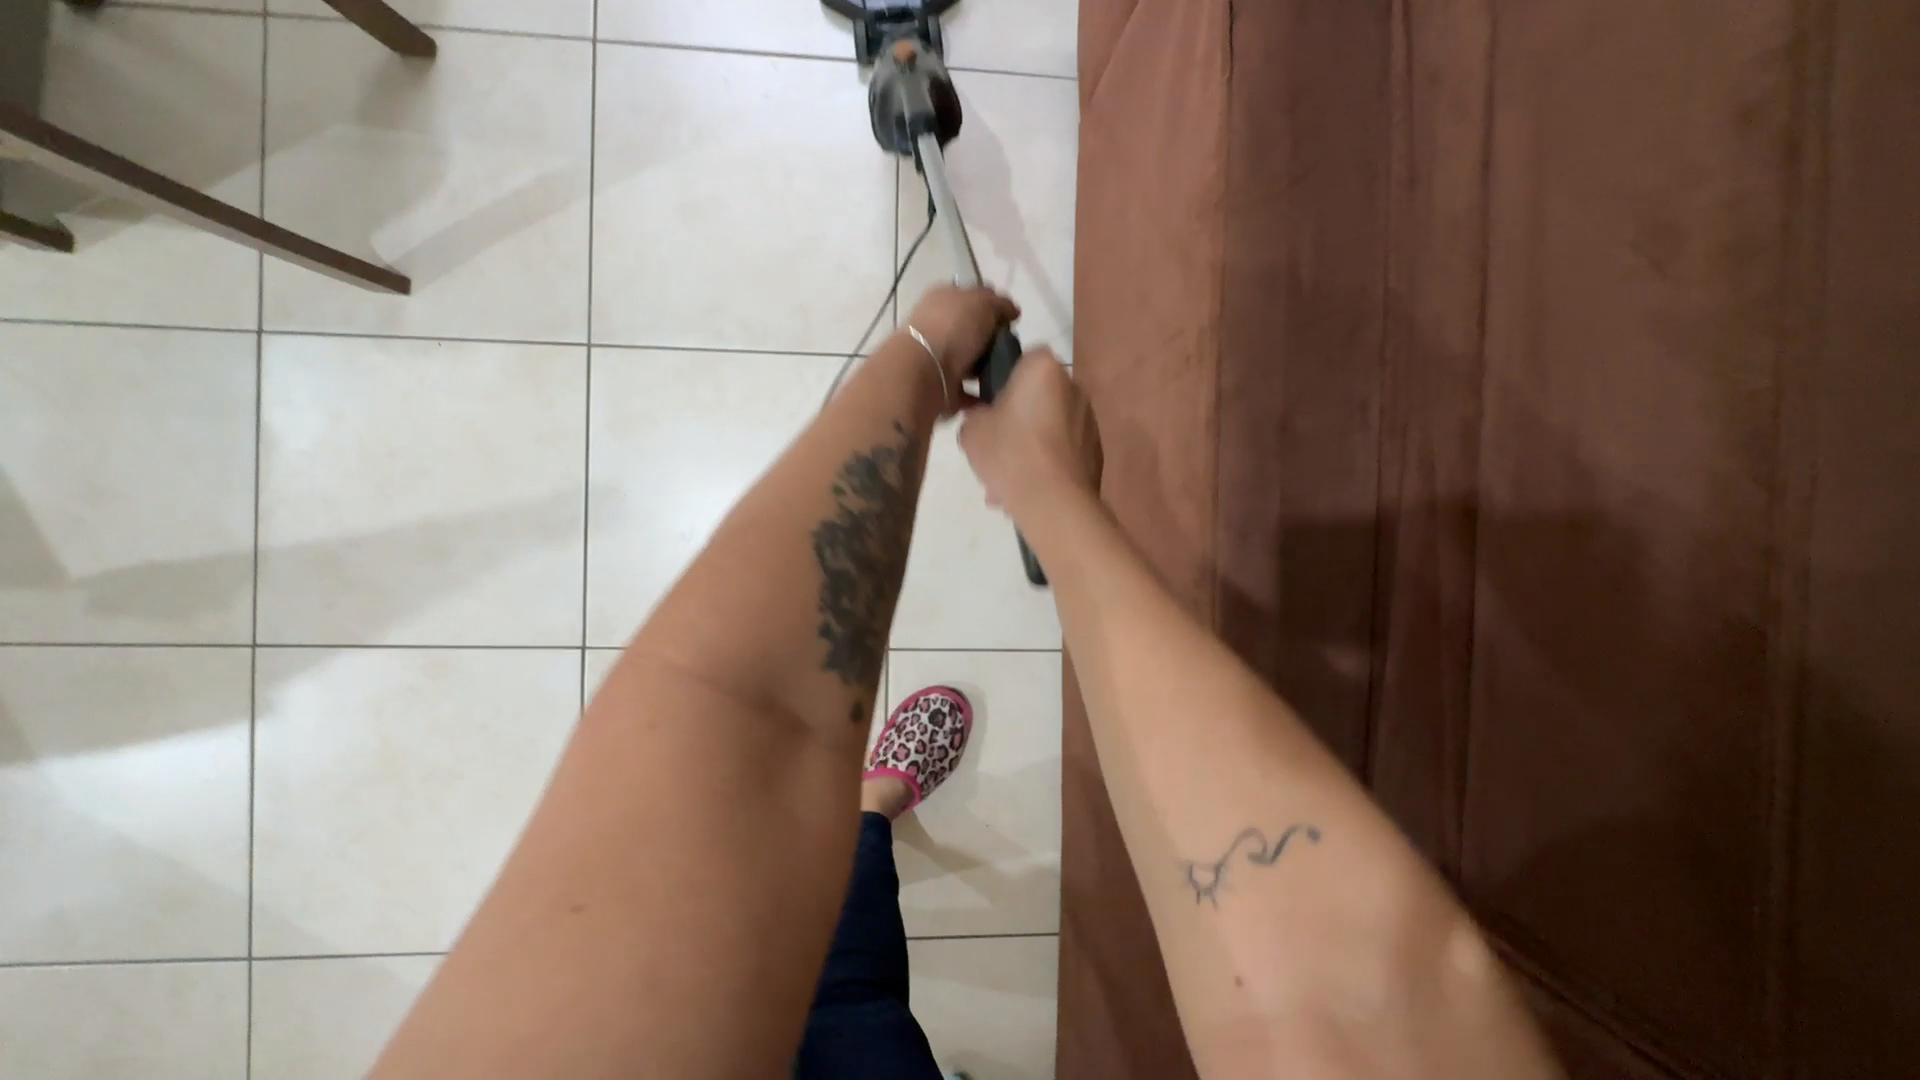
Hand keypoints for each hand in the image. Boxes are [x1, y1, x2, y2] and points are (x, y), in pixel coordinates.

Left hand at [902, 285, 1020, 397]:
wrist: (923, 373)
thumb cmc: (953, 329)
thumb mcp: (983, 303)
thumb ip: (1000, 304)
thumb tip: (1011, 311)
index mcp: (943, 299)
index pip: (971, 298)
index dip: (992, 307)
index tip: (1012, 321)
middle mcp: (936, 326)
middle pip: (970, 331)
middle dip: (991, 340)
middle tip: (1013, 350)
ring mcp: (935, 358)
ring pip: (967, 361)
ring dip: (985, 369)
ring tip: (1008, 375)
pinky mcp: (938, 387)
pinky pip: (965, 391)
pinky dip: (979, 395)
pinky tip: (997, 397)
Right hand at [958, 349, 1101, 518]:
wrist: (1052, 501)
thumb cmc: (1009, 453)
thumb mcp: (972, 430)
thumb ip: (976, 414)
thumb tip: (985, 418)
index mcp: (1043, 368)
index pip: (1023, 359)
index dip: (1004, 380)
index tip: (990, 404)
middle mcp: (1073, 386)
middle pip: (1038, 396)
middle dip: (1019, 418)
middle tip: (997, 446)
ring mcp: (1089, 420)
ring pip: (1050, 427)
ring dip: (1031, 445)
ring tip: (1008, 480)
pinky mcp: (1096, 451)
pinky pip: (1063, 451)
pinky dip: (1047, 463)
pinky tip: (1028, 488)